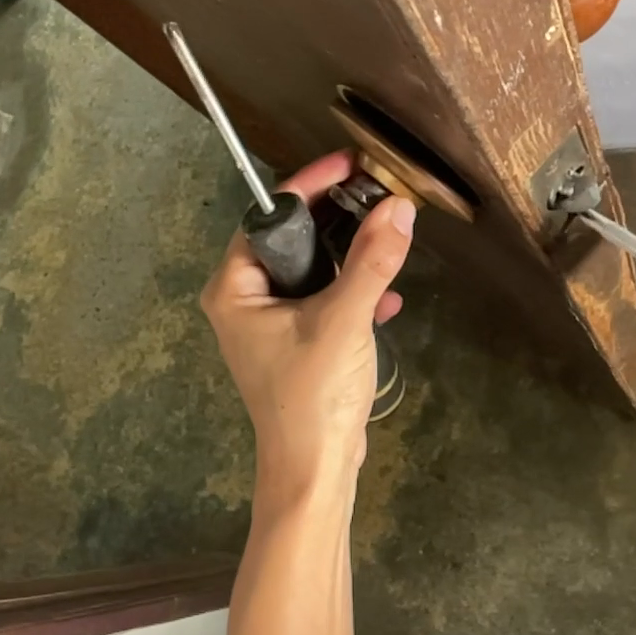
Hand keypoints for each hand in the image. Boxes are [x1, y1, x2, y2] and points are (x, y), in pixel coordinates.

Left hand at [200, 152, 414, 504]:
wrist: (316, 469)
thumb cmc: (313, 394)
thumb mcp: (345, 320)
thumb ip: (371, 261)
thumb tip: (400, 207)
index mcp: (236, 287)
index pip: (270, 216)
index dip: (310, 186)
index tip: (351, 165)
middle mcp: (246, 300)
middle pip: (293, 240)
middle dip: (338, 221)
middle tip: (379, 198)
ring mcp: (272, 325)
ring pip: (313, 270)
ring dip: (351, 257)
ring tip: (389, 239)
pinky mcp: (298, 345)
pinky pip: (325, 301)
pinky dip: (353, 294)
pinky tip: (387, 299)